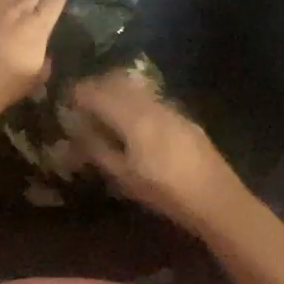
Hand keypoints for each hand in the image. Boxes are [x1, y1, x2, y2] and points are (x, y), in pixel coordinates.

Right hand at [70, 70, 253, 231]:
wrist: (217, 200)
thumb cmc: (165, 192)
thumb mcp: (124, 176)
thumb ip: (97, 149)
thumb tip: (77, 130)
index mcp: (132, 118)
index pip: (97, 93)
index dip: (78, 93)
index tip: (66, 99)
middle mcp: (150, 105)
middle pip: (117, 83)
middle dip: (95, 86)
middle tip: (81, 100)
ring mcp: (170, 109)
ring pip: (135, 88)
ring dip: (115, 91)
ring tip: (104, 108)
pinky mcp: (183, 117)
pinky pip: (150, 98)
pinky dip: (133, 100)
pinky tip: (133, 120)